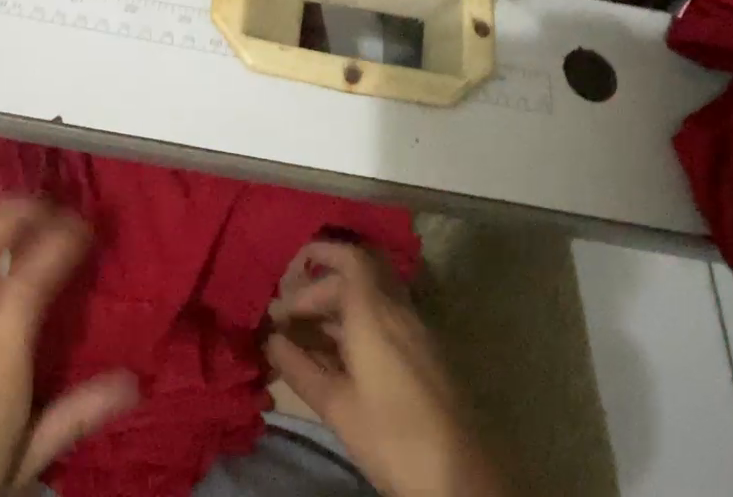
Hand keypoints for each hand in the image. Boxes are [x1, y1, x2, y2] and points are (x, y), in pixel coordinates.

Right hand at [265, 241, 502, 496]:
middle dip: (317, 289)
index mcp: (376, 313)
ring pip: (371, 300)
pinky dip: (354, 326)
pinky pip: (384, 322)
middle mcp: (400, 312)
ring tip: (300, 336)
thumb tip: (271, 341)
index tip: (285, 279)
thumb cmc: (393, 436)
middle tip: (284, 317)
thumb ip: (300, 368)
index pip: (349, 258)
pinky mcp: (425, 355)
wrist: (462, 477)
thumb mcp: (338, 406)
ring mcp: (417, 332)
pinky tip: (333, 356)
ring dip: (335, 309)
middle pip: (358, 277)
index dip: (317, 256)